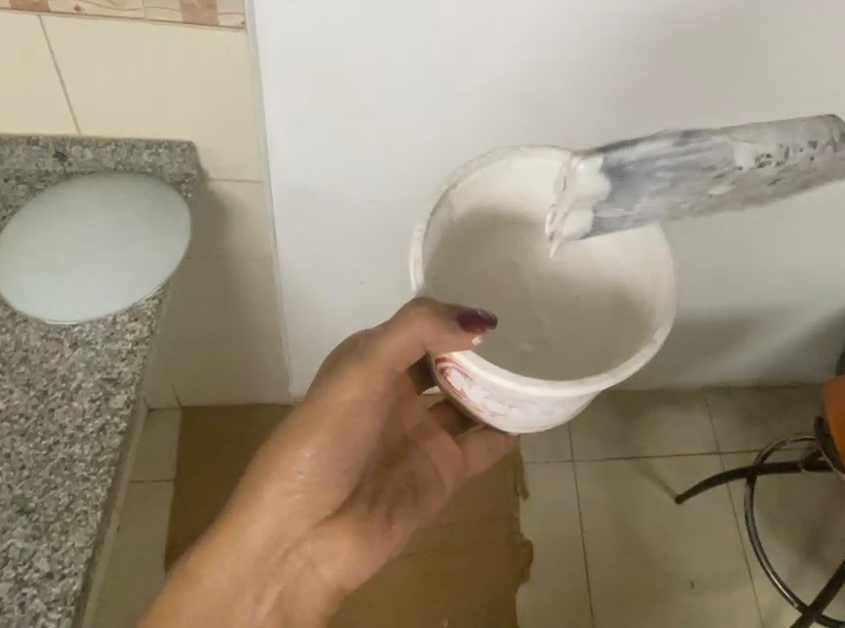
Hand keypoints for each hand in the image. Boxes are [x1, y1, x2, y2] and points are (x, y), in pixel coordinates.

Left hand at [143, 298, 514, 626]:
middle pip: (452, 362)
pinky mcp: (442, 474)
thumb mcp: (362, 368)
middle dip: (484, 350)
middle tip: (532, 334)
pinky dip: (509, 429)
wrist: (302, 537)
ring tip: (541, 367)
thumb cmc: (324, 439)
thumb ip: (418, 330)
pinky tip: (535, 412)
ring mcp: (423, 434)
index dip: (456, 317)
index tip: (501, 307)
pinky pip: (484, 444)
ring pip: (472, 400)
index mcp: (373, 361)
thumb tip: (482, 322)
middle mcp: (400, 393)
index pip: (424, 326)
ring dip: (501, 386)